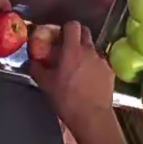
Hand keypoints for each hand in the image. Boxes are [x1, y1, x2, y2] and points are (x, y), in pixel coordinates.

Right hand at [30, 22, 115, 141]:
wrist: (93, 118)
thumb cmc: (67, 99)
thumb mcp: (46, 84)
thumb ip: (37, 69)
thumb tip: (32, 61)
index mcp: (72, 50)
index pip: (73, 25)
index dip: (66, 27)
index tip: (60, 36)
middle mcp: (89, 51)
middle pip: (85, 32)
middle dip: (76, 36)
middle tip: (67, 49)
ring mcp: (102, 61)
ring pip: (92, 49)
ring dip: (85, 53)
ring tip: (78, 68)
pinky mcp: (110, 72)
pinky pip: (100, 63)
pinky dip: (93, 66)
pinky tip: (88, 80)